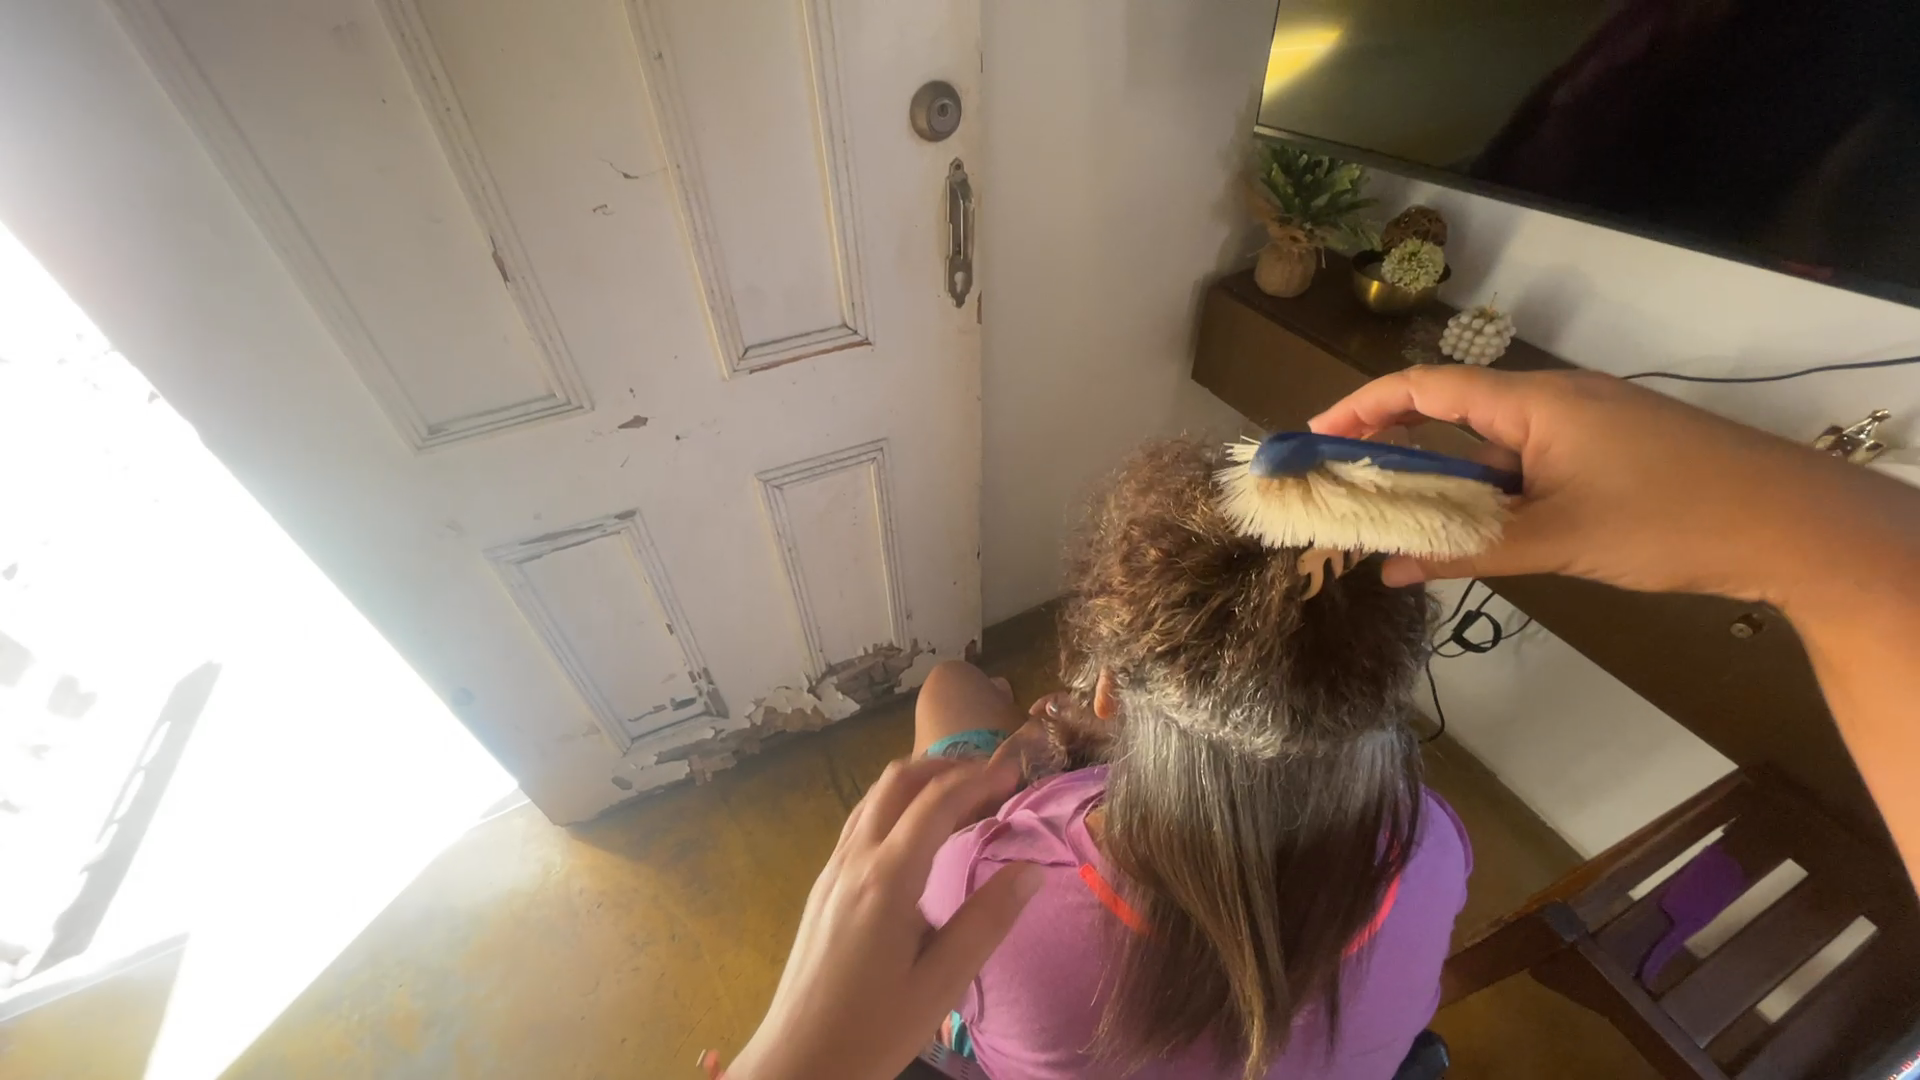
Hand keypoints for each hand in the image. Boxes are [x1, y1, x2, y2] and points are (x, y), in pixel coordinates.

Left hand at [726, 757, 1040, 1079]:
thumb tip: (1031, 869)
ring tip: (961, 796)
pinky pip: (862, 819)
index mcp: (886, 877)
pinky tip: (917, 831)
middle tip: (989, 779)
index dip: (978, 780)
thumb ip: (987, 921)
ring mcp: (833, 866)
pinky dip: (897, 804)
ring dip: (919, 781)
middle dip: (946, 767)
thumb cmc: (872, 1030)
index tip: (1013, 773)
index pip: (936, 802)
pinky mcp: (824, 882)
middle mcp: (855, 857)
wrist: (796, 1066)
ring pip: (875, 795)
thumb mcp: (940, 985)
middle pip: (899, 780)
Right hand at [1309, 366, 1888, 608]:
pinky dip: (1477, 486)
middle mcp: (1548, 401)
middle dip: (1385, 440)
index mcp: (1533, 404)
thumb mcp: (1554, 541)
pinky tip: (1464, 523)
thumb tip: (1388, 572)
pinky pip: (1515, 459)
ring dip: (1433, 472)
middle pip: (1444, 409)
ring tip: (1390, 508)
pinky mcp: (1597, 449)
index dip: (1360, 407)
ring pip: (1480, 441)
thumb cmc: (1674, 521)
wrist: (1807, 529)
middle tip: (1340, 476)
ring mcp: (1577, 425)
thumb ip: (1464, 552)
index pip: (1423, 388)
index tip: (1314, 437)